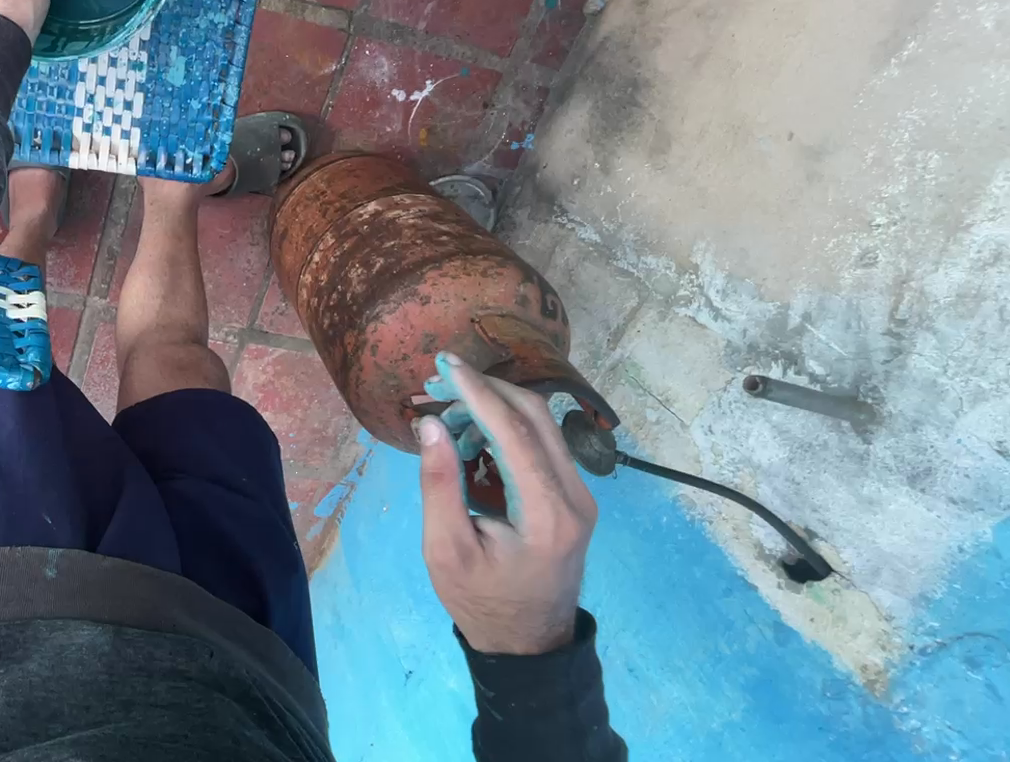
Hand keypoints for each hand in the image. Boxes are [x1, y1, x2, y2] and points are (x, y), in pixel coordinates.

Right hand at [416, 353, 597, 655]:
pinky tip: (465, 431)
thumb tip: (431, 422)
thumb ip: (439, 483)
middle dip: (483, 388)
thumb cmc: (481, 600)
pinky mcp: (570, 495)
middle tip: (435, 381)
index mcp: (547, 512)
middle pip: (533, 414)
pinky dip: (500, 425)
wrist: (528, 645)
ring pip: (537, 423)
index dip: (476, 391)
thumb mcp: (446, 547)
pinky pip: (537, 442)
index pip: (513, 430)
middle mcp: (574, 495)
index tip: (444, 364)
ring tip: (441, 410)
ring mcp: (578, 494)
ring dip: (490, 405)